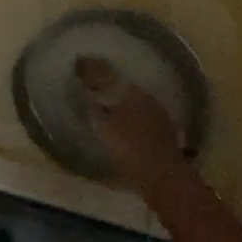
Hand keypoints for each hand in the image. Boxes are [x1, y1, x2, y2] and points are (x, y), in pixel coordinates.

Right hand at [76, 57, 187, 192]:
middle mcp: (148, 99)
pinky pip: (140, 117)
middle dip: (106, 85)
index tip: (77, 63)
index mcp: (132, 92)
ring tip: (102, 105)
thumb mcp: (100, 123)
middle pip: (122, 87)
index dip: (91, 67)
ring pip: (132, 102)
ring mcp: (159, 117)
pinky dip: (128, 117)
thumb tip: (80, 89)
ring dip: (118, 102)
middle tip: (88, 84)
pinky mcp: (164, 135)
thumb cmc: (127, 145)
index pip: (107, 73)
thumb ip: (89, 104)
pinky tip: (120, 123)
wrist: (163, 177)